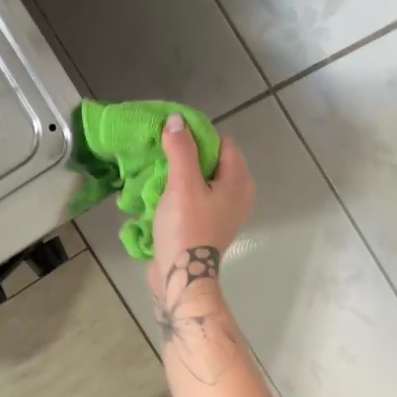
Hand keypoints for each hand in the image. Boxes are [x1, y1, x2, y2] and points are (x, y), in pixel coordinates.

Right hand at [148, 114, 254, 383]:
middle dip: (187, 158)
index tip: (171, 141)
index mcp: (239, 180)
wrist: (182, 276)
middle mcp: (239, 194)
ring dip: (180, 180)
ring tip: (156, 181)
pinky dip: (181, 198)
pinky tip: (161, 202)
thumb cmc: (186, 228)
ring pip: (202, 183)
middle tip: (160, 160)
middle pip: (212, 163)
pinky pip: (196, 202)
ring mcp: (225, 213)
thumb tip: (176, 120)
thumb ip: (180, 150)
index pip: (222, 143)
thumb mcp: (182, 184)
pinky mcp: (209, 228)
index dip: (198, 137)